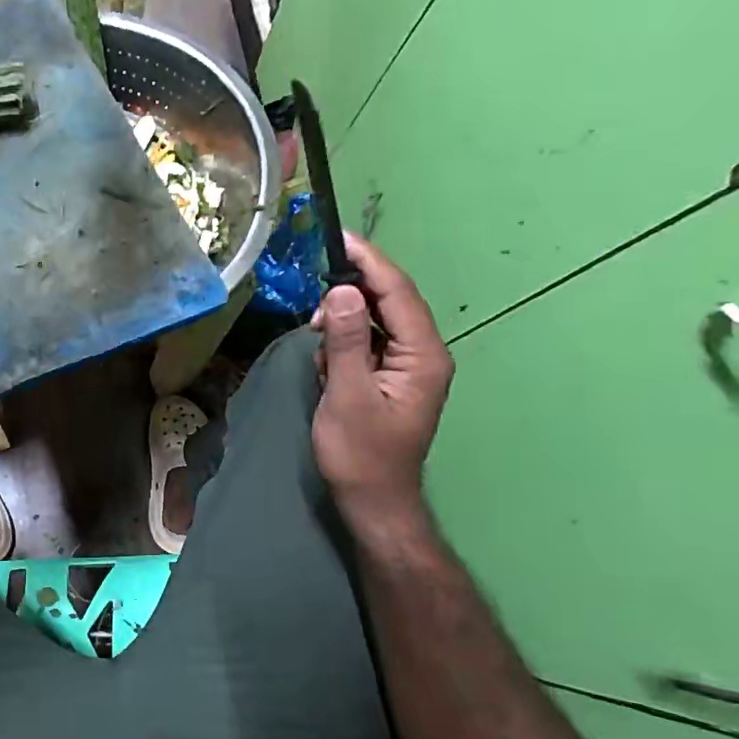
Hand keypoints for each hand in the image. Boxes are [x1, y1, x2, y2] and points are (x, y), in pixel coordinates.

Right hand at [310, 233, 454, 523]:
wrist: (374, 502)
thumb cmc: (360, 453)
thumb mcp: (347, 396)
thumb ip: (348, 342)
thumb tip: (343, 292)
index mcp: (423, 356)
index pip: (398, 294)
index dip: (369, 262)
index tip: (339, 237)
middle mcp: (424, 354)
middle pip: (391, 301)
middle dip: (352, 290)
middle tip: (314, 291)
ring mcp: (409, 366)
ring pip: (378, 320)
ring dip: (345, 318)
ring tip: (316, 331)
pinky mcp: (392, 377)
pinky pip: (370, 341)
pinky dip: (346, 338)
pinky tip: (325, 350)